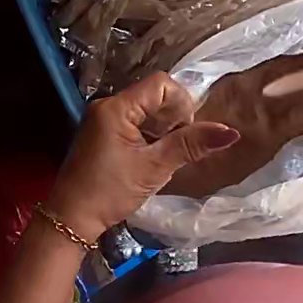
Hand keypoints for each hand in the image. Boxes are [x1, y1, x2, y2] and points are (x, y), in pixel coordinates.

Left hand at [43, 73, 240, 241]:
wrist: (71, 217)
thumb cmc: (110, 192)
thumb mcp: (154, 169)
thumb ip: (190, 145)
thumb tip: (230, 132)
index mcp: (116, 107)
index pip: (161, 84)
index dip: (181, 103)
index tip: (184, 133)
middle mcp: (107, 106)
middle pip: (154, 95)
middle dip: (173, 119)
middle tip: (175, 148)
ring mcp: (102, 119)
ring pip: (146, 111)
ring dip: (162, 130)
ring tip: (162, 157)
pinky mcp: (102, 133)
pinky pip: (134, 123)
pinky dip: (149, 137)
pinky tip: (150, 160)